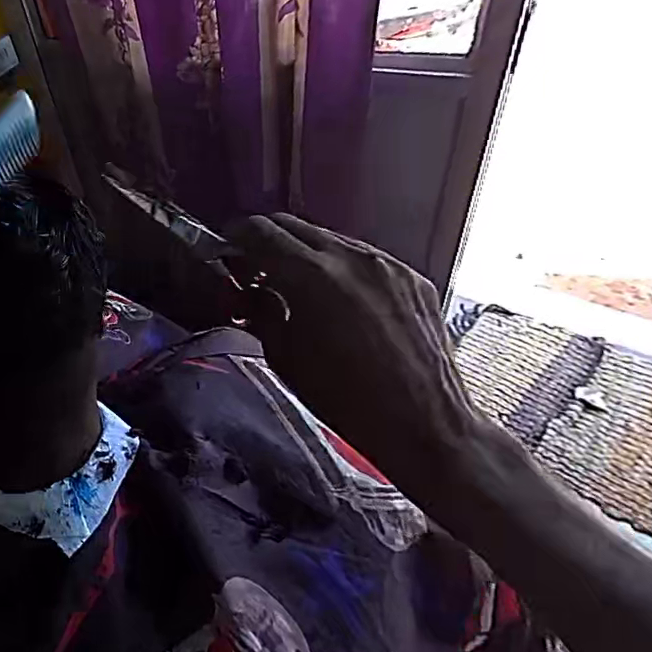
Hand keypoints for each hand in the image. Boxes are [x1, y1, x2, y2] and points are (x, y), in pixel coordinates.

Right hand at [226, 214, 484, 489]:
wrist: (427, 426)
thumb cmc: (343, 400)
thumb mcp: (283, 355)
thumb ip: (259, 310)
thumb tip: (246, 291)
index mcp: (312, 276)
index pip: (260, 231)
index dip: (234, 237)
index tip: (224, 253)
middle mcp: (351, 257)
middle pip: (291, 225)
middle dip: (264, 241)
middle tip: (250, 269)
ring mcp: (386, 264)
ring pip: (326, 238)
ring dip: (299, 252)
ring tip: (291, 286)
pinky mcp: (411, 278)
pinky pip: (360, 257)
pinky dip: (335, 267)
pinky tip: (333, 300)